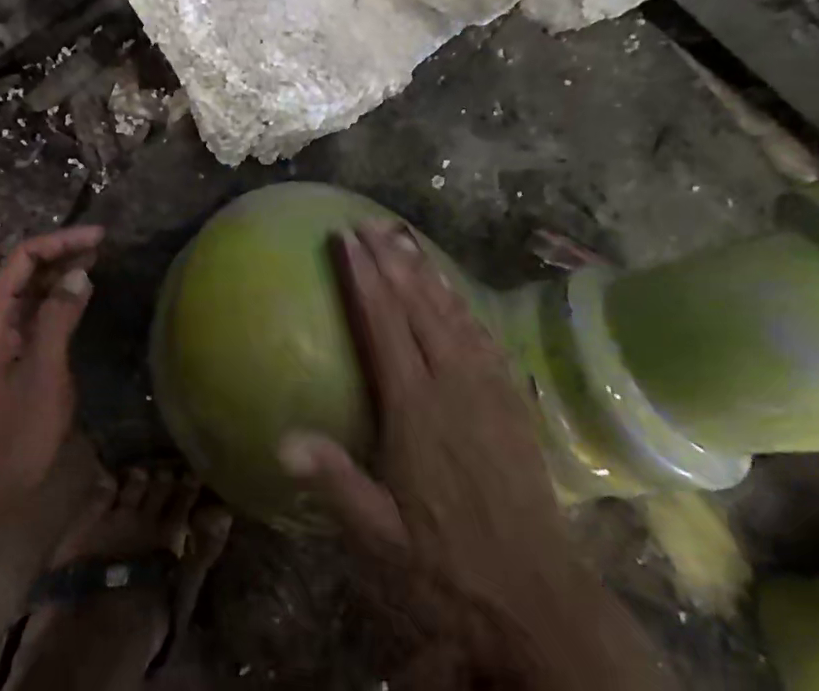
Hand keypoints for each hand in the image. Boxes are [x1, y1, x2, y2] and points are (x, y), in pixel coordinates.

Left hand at [0, 226, 103, 523]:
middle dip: (61, 252)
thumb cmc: (14, 436)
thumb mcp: (43, 376)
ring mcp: (1, 343)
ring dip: (60, 274)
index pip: (22, 261)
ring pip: (30, 294)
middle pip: (24, 272)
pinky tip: (81, 301)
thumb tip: (80, 274)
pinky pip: (35, 317)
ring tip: (97, 262)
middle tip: (104, 245)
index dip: (59, 243)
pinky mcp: (12, 360)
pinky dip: (59, 301)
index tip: (98, 238)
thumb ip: (58, 320)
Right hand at [278, 223, 674, 690]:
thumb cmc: (446, 565)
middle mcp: (453, 384)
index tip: (345, 240)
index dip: (363, 278)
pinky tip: (455, 293)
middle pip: (419, 306)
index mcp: (415, 409)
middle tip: (369, 224)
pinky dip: (464, 305)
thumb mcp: (380, 536)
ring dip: (427, 272)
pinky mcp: (513, 401)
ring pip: (454, 313)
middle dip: (392, 260)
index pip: (384, 325)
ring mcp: (489, 388)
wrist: (535, 594)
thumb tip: (282, 439)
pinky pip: (485, 337)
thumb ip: (335, 482)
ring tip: (405, 239)